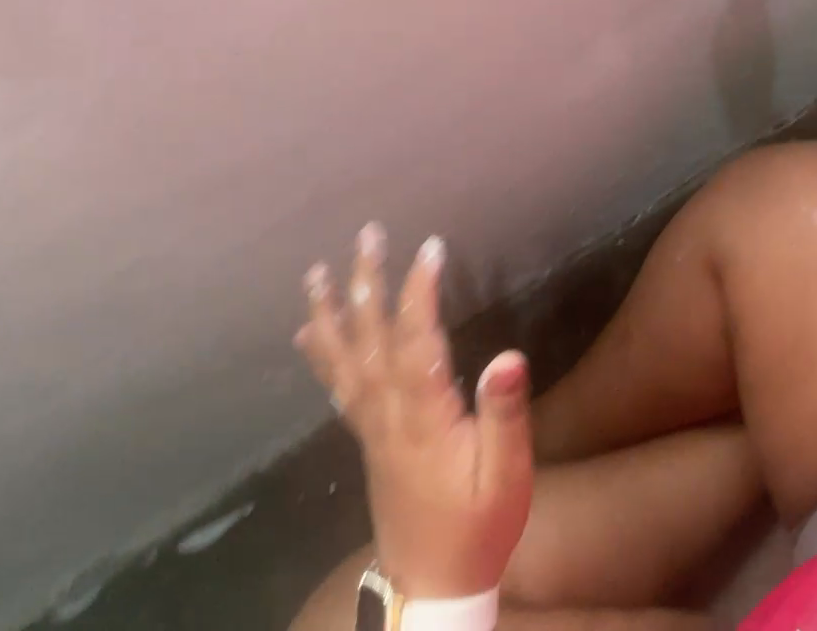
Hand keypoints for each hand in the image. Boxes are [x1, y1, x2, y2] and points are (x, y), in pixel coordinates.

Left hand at [296, 224, 532, 598]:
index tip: (430, 247)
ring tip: (317, 273)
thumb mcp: (506, 473)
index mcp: (423, 417)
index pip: (416, 340)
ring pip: (345, 360)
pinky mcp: (368, 440)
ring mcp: (371, 428)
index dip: (420, 291)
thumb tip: (508, 355)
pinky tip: (308, 334)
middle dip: (368, 282)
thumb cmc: (479, 525)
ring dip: (331, 312)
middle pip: (370, 339)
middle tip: (367, 235)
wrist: (433, 582)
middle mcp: (387, 415)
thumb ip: (505, 414)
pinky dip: (322, 356)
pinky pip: (338, 389)